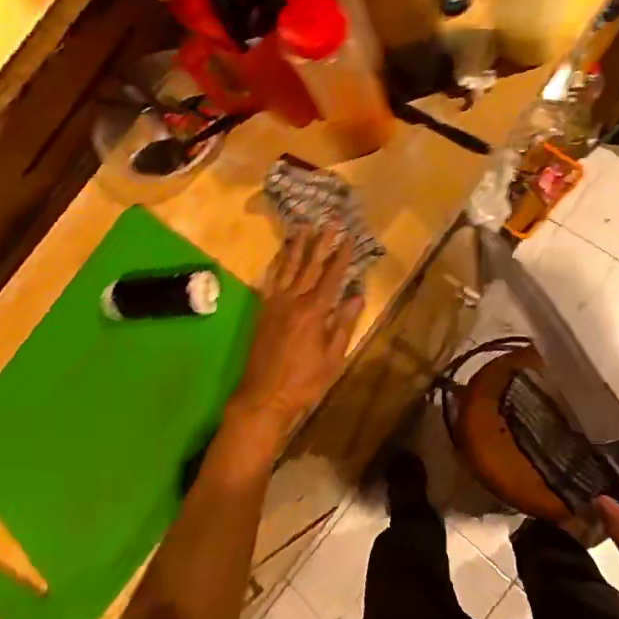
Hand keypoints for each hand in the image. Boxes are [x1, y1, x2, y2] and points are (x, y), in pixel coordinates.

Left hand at [225, 225, 364, 442]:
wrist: (263, 397)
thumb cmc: (304, 382)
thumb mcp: (333, 357)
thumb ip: (344, 324)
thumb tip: (357, 296)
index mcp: (315, 312)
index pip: (332, 277)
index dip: (341, 256)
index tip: (349, 237)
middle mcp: (293, 301)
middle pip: (309, 266)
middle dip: (321, 242)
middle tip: (328, 221)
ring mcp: (274, 304)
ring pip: (287, 268)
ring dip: (296, 247)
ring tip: (302, 227)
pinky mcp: (261, 312)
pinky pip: (269, 282)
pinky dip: (276, 266)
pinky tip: (279, 256)